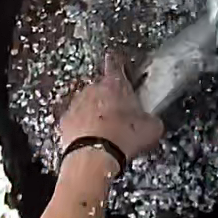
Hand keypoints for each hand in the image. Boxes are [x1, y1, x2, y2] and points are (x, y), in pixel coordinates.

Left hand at [56, 53, 163, 171]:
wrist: (94, 157)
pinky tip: (91, 140)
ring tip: (106, 131)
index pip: (115, 64)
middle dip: (108, 98)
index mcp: (116, 84)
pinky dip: (81, 127)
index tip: (116, 60)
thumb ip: (152, 119)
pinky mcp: (64, 122)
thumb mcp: (152, 128)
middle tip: (119, 114)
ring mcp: (76, 104)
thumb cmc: (123, 137)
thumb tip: (153, 122)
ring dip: (94, 113)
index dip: (117, 62)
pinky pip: (75, 121)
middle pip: (101, 87)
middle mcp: (94, 89)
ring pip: (86, 103)